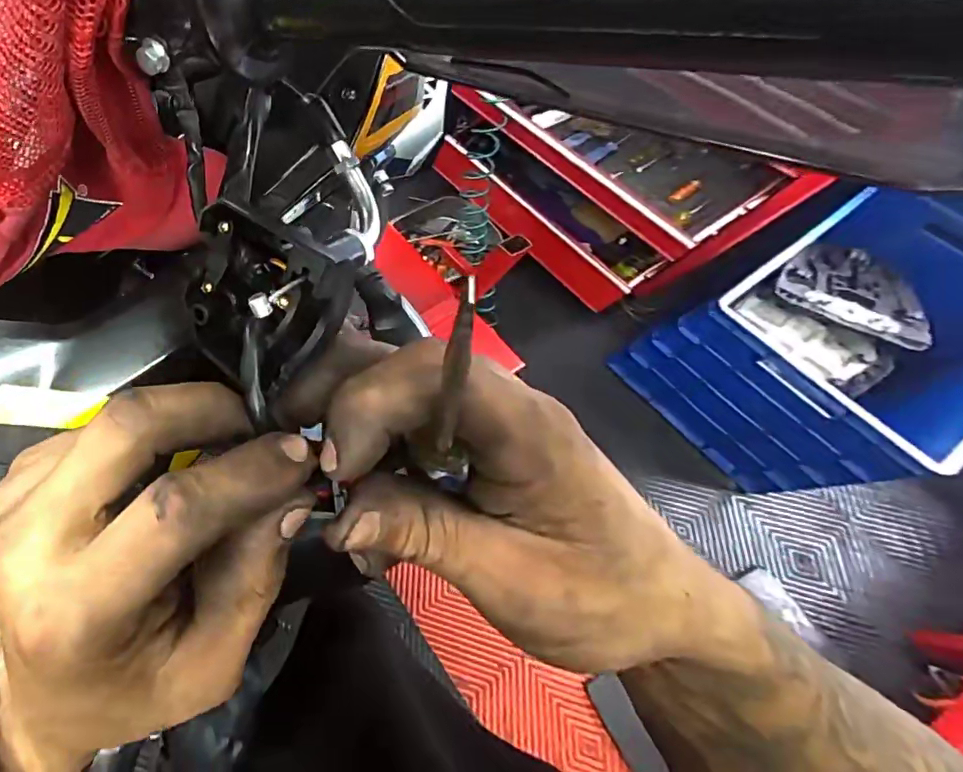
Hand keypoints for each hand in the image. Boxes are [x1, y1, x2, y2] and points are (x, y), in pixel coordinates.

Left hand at [0, 384, 316, 771]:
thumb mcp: (207, 665)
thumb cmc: (126, 689)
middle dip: (204, 406)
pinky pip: (95, 427)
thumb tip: (289, 489)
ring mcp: (16, 499)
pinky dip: (145, 431)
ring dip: (178, 413)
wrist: (36, 694)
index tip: (294, 453)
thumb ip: (252, 576)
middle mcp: (31, 541)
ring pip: (112, 417)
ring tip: (219, 439)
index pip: (169, 510)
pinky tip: (163, 460)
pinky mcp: (17, 475)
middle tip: (251, 423)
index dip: (243, 472)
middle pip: (125, 427)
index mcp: (76, 609)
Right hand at [278, 334, 752, 674]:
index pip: (431, 369)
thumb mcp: (510, 581)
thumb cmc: (600, 596)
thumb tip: (336, 519)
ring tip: (320, 471)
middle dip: (339, 397)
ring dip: (345, 415)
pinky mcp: (467, 428)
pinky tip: (357, 483)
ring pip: (393, 377)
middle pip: (401, 359)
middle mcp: (498, 396)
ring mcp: (481, 407)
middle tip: (302, 456)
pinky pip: (402, 411)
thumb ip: (422, 535)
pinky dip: (367, 438)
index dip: (369, 402)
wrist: (660, 603)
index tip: (339, 469)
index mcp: (525, 424)